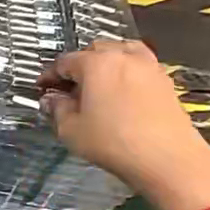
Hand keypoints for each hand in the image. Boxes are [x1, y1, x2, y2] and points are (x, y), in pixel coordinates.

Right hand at [39, 39, 209, 209]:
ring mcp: (148, 67)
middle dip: (78, 66)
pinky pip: (139, 66)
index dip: (50, 75)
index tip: (42, 88)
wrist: (167, 159)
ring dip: (105, 64)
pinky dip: (126, 73)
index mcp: (96, 63)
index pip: (65, 61)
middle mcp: (124, 57)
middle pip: (94, 51)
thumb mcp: (71, 130)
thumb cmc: (114, 143)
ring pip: (121, 53)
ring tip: (97, 86)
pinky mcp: (165, 81)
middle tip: (68, 89)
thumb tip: (52, 100)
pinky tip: (121, 94)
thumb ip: (57, 109)